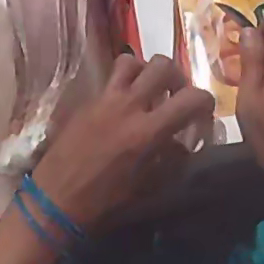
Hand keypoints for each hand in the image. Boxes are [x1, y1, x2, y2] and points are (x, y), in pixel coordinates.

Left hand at [30, 54, 215, 230]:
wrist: (56, 200)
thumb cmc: (106, 202)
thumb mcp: (149, 187)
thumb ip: (172, 160)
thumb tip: (184, 144)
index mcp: (148, 131)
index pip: (193, 98)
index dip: (206, 104)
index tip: (202, 118)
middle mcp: (128, 106)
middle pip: (163, 66)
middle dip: (178, 79)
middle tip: (176, 98)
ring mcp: (104, 100)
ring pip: (133, 62)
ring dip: (147, 72)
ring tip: (148, 93)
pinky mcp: (87, 102)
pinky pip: (110, 78)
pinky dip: (124, 83)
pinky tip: (124, 106)